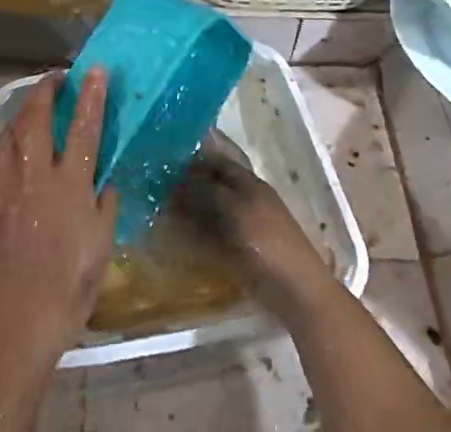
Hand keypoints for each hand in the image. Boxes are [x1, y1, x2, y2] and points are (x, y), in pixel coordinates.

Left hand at [0, 67, 120, 357]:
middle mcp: (37, 177)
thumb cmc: (70, 285)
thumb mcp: (103, 244)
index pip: (85, 128)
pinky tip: (10, 147)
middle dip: (45, 90)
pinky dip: (4, 144)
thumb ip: (105, 205)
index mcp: (71, 185)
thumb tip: (103, 183)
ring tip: (34, 104)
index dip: (91, 95)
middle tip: (57, 77)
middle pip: (37, 119)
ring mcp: (9, 188)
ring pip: (11, 134)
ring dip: (23, 112)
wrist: (18, 318)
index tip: (96, 70)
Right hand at [174, 147, 331, 317]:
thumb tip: (180, 182)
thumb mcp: (236, 209)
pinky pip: (209, 234)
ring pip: (208, 210)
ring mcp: (241, 226)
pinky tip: (174, 234)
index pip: (218, 162)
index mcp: (250, 183)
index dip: (195, 159)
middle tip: (156, 185)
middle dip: (187, 184)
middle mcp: (245, 199)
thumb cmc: (268, 243)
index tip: (167, 160)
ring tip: (159, 208)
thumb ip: (209, 191)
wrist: (294, 290)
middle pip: (212, 185)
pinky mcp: (236, 251)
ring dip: (187, 208)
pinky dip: (193, 232)